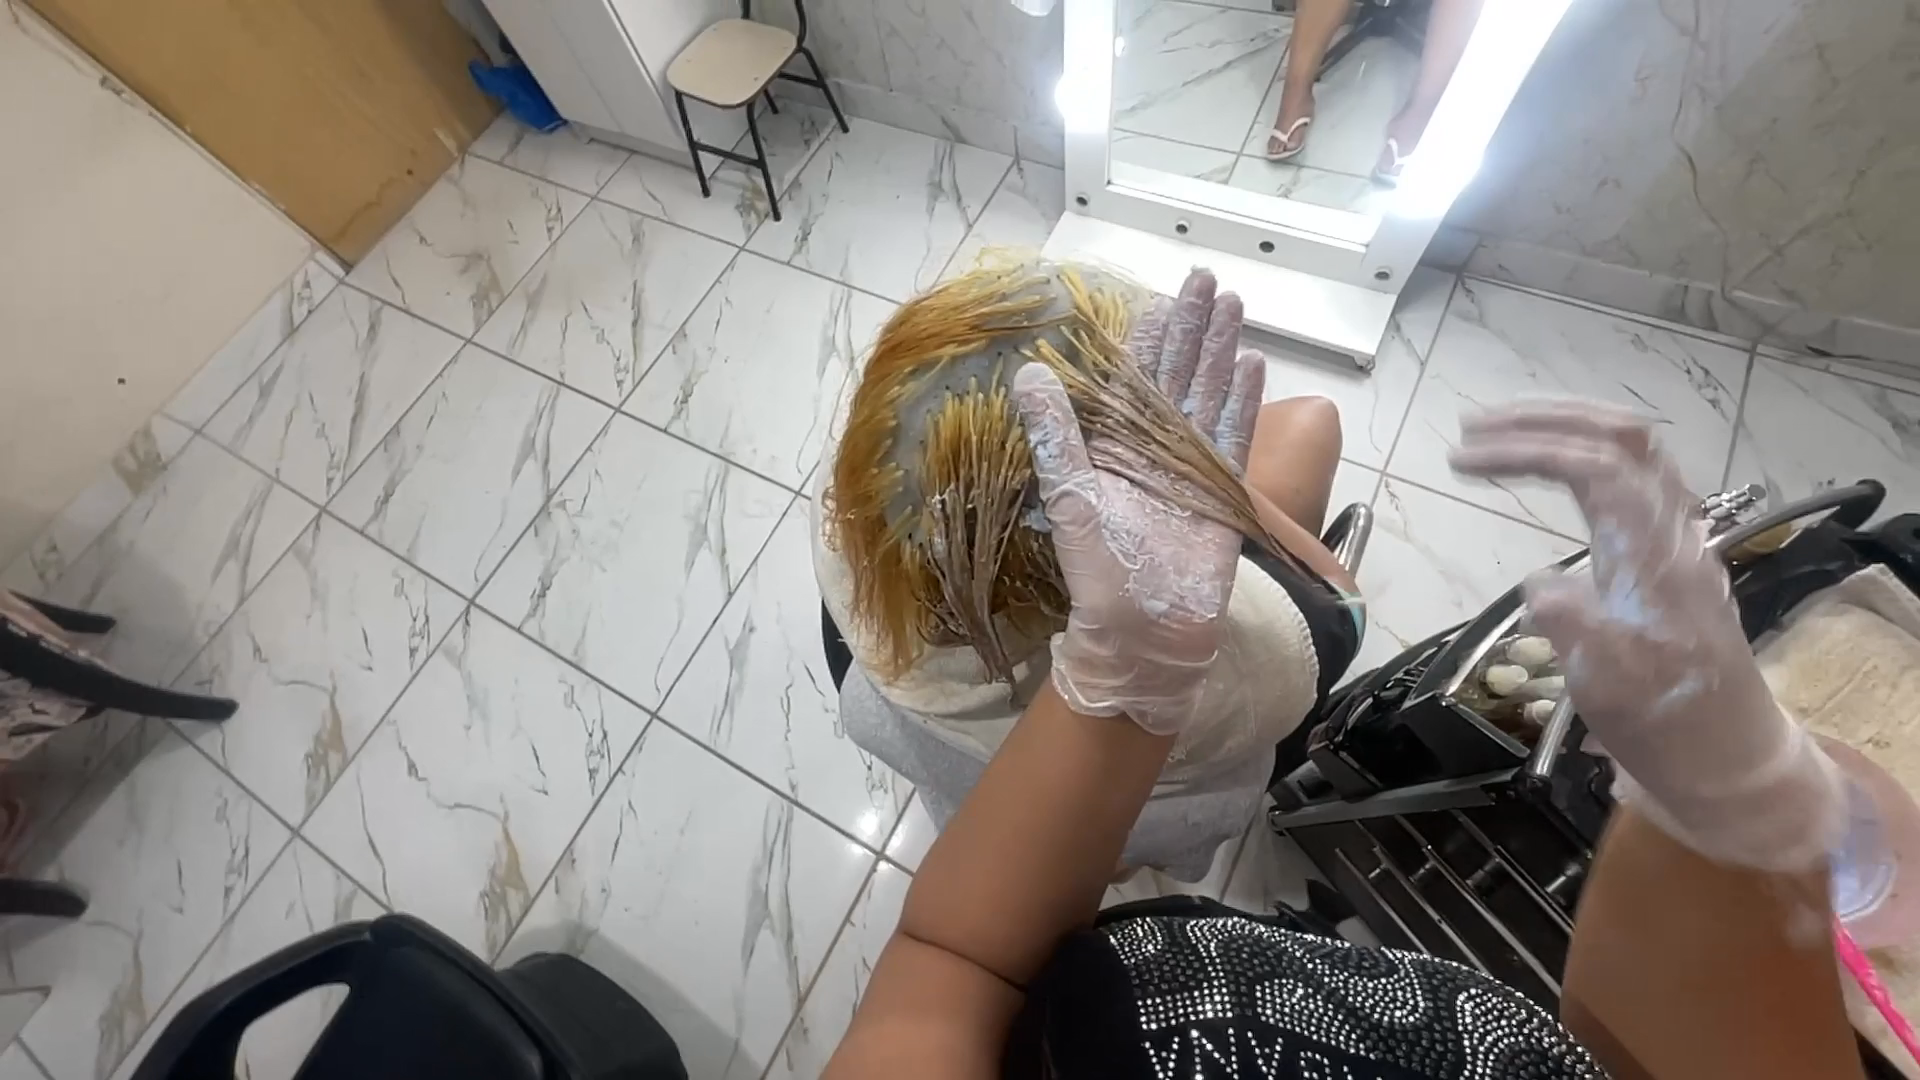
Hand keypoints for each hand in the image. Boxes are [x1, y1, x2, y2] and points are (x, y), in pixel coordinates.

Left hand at [1012, 271, 1262, 734]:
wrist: (1141, 625)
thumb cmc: (1098, 565)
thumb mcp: (1069, 492)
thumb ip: (1054, 433)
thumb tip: (1028, 372)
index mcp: (1112, 446)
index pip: (1131, 380)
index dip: (1146, 340)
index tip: (1157, 300)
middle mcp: (1152, 449)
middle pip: (1175, 376)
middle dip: (1190, 329)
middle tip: (1204, 280)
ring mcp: (1189, 467)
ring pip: (1207, 395)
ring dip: (1218, 351)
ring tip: (1233, 305)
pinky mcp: (1220, 489)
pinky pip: (1232, 436)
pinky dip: (1241, 401)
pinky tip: (1251, 363)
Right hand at [1450, 400, 1841, 871]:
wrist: (1723, 753)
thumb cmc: (1661, 719)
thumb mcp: (1608, 683)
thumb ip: (1573, 624)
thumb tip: (1538, 580)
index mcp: (1656, 558)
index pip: (1597, 469)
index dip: (1525, 450)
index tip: (1460, 459)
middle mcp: (1672, 532)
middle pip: (1623, 437)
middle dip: (1543, 419)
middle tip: (1472, 427)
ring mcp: (1674, 538)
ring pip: (1633, 448)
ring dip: (1564, 425)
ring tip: (1497, 431)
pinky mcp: (1664, 550)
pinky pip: (1631, 476)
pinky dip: (1580, 451)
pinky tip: (1545, 464)